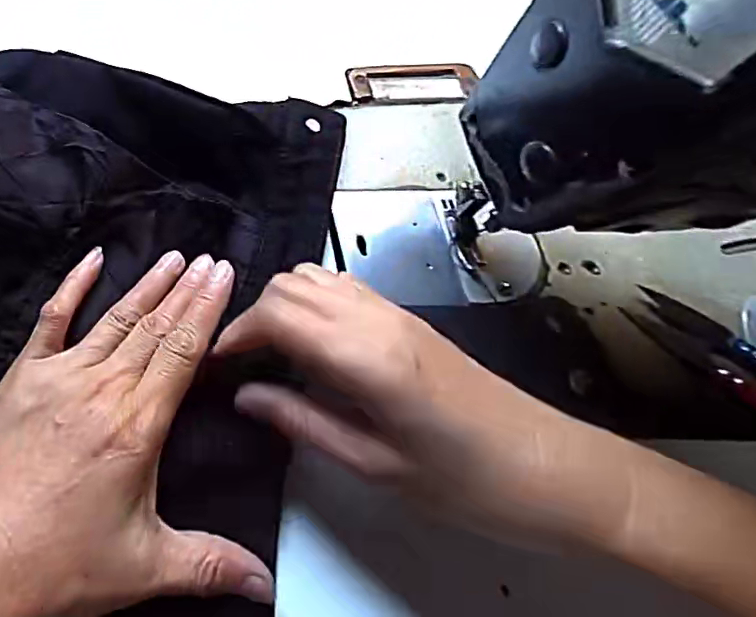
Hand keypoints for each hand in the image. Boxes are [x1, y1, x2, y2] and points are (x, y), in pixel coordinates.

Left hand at [0, 248, 274, 616]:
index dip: (207, 308)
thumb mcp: (142, 568)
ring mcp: (60, 378)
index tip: (224, 274)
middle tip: (210, 257)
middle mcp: (104, 389)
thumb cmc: (54, 569)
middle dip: (188, 288)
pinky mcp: (22, 378)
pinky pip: (51, 320)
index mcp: (137, 425)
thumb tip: (268, 585)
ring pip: (116, 318)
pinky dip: (74, 286)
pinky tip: (93, 259)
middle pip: (157, 326)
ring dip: (149, 284)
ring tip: (174, 257)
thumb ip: (210, 565)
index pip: (183, 349)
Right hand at [213, 264, 634, 553]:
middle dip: (252, 315)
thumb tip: (250, 399)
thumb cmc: (466, 480)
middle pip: (291, 283)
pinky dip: (310, 302)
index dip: (235, 332)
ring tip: (266, 354)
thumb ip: (303, 423)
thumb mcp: (374, 465)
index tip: (213, 361)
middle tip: (236, 363)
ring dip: (281, 303)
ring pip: (315, 276)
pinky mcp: (405, 315)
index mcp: (366, 354)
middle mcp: (377, 317)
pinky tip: (308, 345)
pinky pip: (341, 288)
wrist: (542, 464)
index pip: (278, 312)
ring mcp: (393, 310)